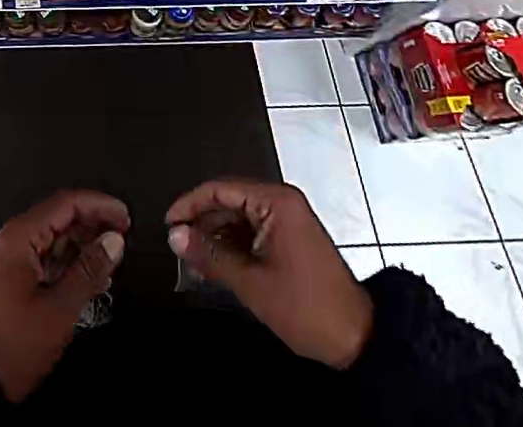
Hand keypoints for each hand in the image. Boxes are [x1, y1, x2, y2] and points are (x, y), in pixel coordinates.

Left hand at [0, 189, 127, 401]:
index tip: (126, 219)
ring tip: (111, 263)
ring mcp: (15, 258)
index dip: (102, 206)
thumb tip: (115, 240)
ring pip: (60, 236)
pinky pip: (51, 256)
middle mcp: (16, 239)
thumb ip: (90, 269)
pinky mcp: (16, 277)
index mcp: (22, 237)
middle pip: (64, 216)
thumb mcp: (59, 308)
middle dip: (96, 225)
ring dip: (87, 245)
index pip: (69, 203)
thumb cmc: (13, 344)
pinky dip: (74, 262)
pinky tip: (93, 279)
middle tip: (122, 240)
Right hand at [166, 179, 372, 369]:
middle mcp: (282, 202)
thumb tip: (176, 236)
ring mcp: (287, 218)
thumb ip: (210, 255)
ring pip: (239, 216)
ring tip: (192, 259)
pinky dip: (232, 244)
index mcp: (276, 202)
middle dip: (202, 221)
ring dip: (216, 235)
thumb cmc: (307, 307)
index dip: (191, 203)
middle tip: (177, 245)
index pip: (222, 188)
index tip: (169, 223)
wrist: (353, 334)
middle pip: (230, 199)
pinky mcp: (289, 236)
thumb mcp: (251, 282)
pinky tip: (215, 264)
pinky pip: (253, 230)